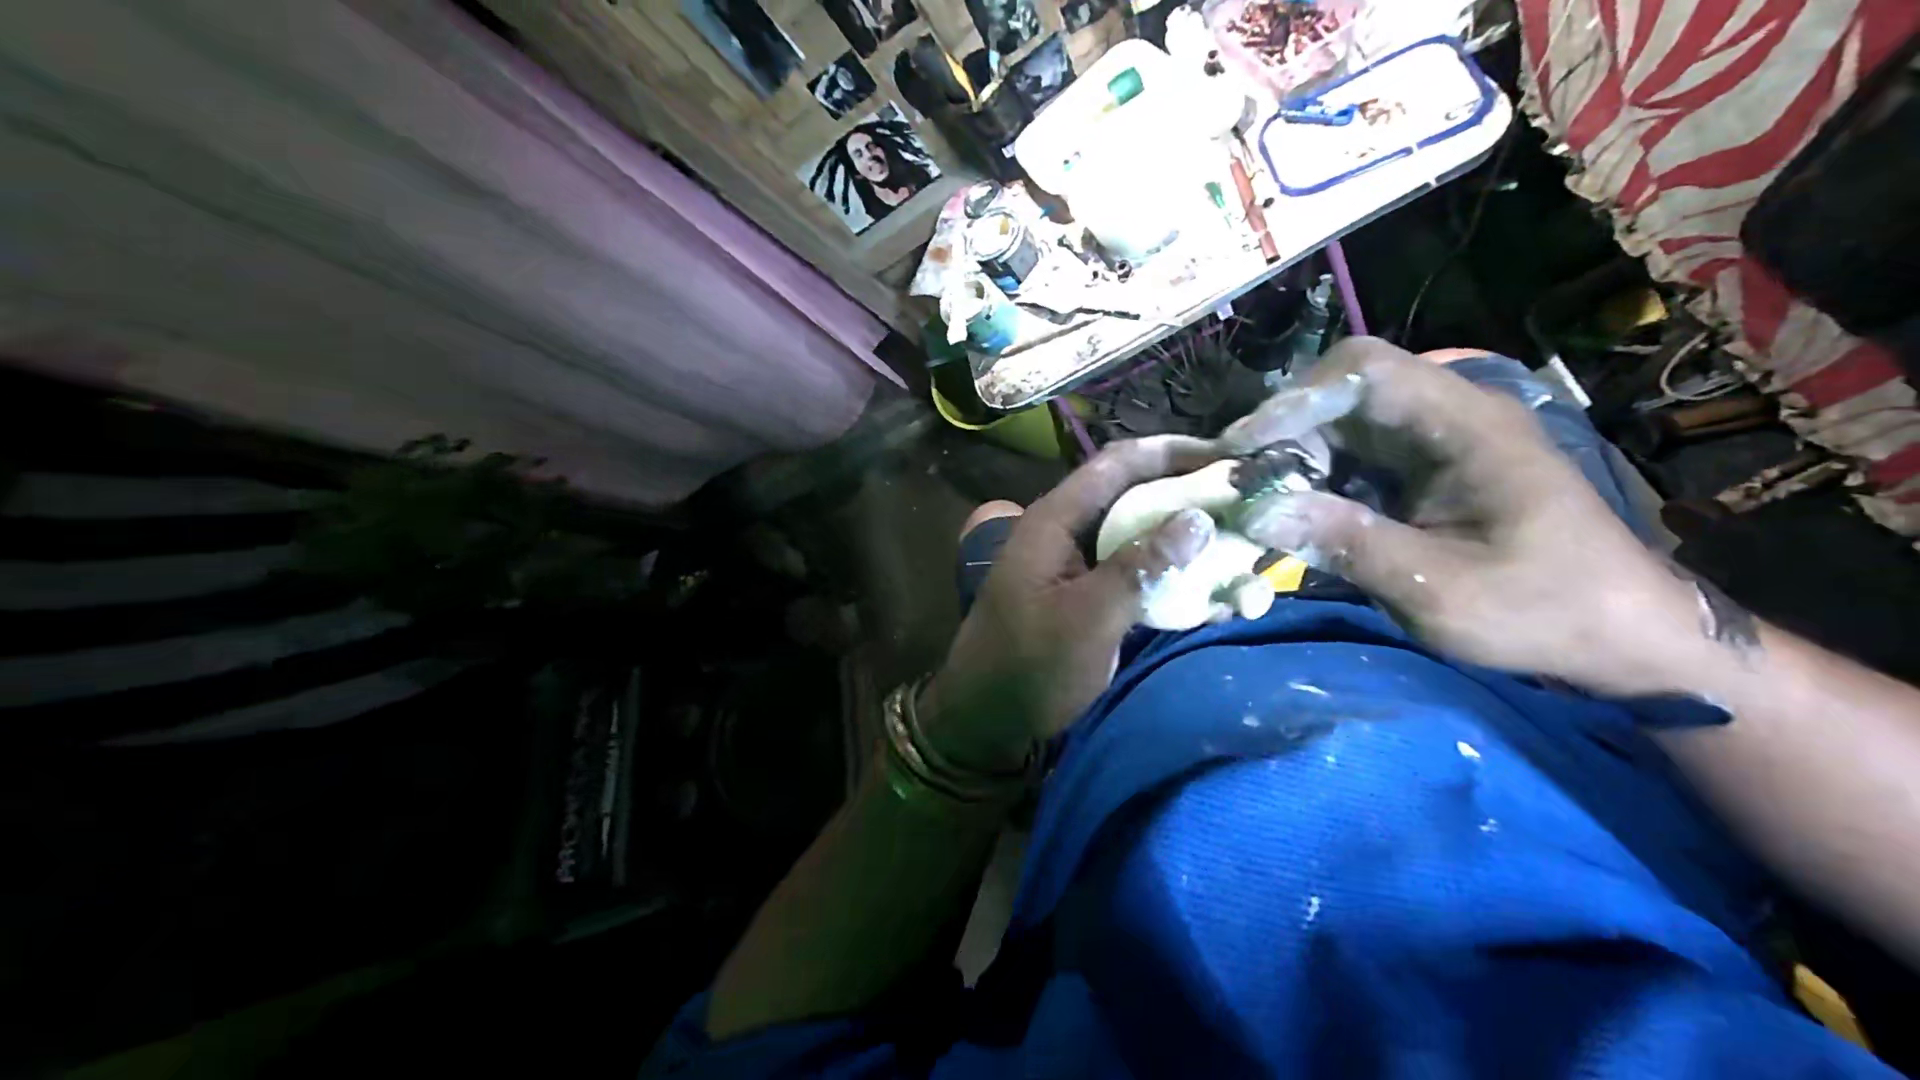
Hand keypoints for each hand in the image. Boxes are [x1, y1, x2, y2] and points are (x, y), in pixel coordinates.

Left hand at [920, 437, 1220, 771]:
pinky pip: (1138, 573)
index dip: (1172, 451)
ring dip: (1189, 540)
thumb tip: (1199, 519)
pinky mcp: (1091, 597)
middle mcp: (1069, 533)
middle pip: (1136, 496)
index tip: (1230, 455)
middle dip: (1191, 496)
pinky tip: (1218, 591)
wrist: (988, 720)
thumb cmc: (1028, 666)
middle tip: (1251, 504)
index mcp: (1056, 520)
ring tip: (1246, 546)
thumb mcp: (1087, 618)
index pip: (1117, 464)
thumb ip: (1140, 567)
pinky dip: (1175, 577)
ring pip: (1141, 536)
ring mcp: (1080, 567)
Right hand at [1228, 337, 1704, 696]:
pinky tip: (1295, 515)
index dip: (1296, 398)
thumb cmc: (1543, 610)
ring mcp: (1432, 443)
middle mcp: (1446, 417)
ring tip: (1262, 505)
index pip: (1367, 370)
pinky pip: (1349, 456)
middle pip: (1341, 391)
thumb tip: (1256, 513)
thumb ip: (1348, 543)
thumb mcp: (1439, 588)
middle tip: (1246, 485)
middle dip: (1284, 433)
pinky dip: (1312, 479)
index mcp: (1467, 425)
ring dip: (1293, 458)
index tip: (1244, 448)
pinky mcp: (1420, 471)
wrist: (1619, 636)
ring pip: (1337, 424)